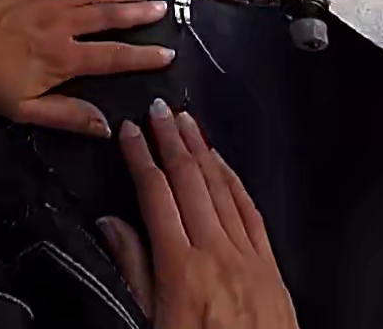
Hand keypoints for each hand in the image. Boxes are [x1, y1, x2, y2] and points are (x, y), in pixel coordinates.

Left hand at [0, 0, 174, 135]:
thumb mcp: (23, 109)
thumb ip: (66, 115)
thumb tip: (106, 125)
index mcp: (64, 57)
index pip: (113, 57)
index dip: (143, 56)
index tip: (168, 52)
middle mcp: (63, 25)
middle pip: (109, 18)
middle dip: (139, 14)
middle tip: (164, 8)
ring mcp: (47, 1)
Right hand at [97, 101, 297, 328]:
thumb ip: (133, 274)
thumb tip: (111, 222)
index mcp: (181, 270)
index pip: (156, 194)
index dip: (140, 156)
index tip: (129, 131)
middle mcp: (216, 252)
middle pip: (189, 179)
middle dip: (171, 138)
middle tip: (159, 108)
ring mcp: (247, 255)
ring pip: (220, 185)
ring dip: (201, 147)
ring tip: (186, 119)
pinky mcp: (271, 266)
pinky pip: (250, 209)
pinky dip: (233, 178)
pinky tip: (222, 160)